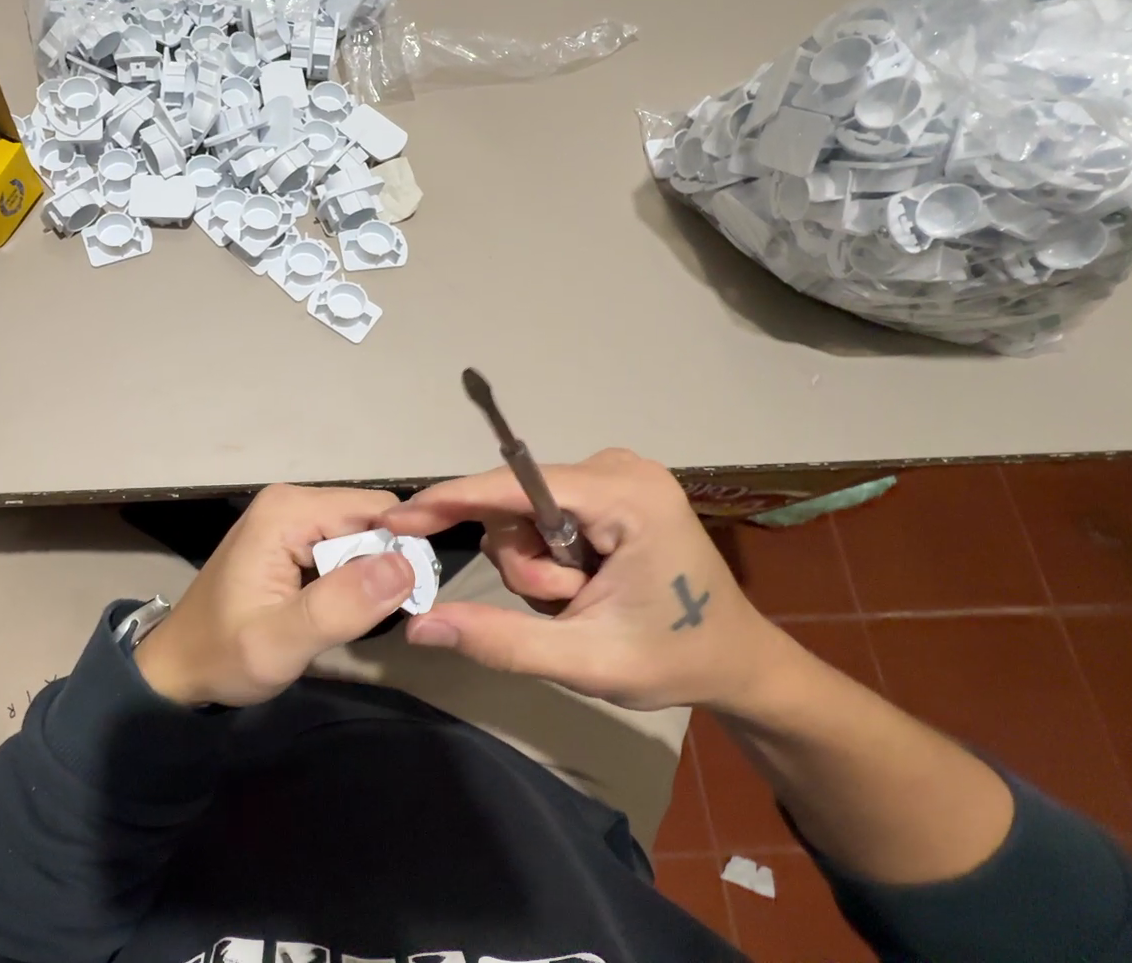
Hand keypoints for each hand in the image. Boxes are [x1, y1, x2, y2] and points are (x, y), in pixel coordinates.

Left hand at [135, 485, 418, 707]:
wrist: (179, 666)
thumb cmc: (223, 655)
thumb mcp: (280, 642)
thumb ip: (339, 606)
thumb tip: (405, 567)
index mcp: (287, 512)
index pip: (379, 510)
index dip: (403, 552)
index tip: (409, 602)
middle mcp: (290, 502)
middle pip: (372, 520)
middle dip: (387, 566)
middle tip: (377, 619)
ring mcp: (289, 519)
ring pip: (362, 535)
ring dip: (371, 576)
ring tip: (357, 618)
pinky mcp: (290, 539)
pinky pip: (343, 548)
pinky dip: (353, 579)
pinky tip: (339, 610)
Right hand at [381, 449, 793, 712]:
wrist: (737, 662)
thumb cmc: (674, 659)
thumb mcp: (585, 660)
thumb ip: (500, 640)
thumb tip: (418, 626)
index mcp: (628, 498)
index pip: (514, 486)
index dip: (449, 501)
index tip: (395, 520)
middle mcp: (619, 469)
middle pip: (516, 501)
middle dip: (524, 562)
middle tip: (563, 606)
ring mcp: (615, 474)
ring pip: (523, 511)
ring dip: (534, 564)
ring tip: (579, 601)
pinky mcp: (609, 488)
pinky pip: (540, 511)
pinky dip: (544, 555)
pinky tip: (581, 584)